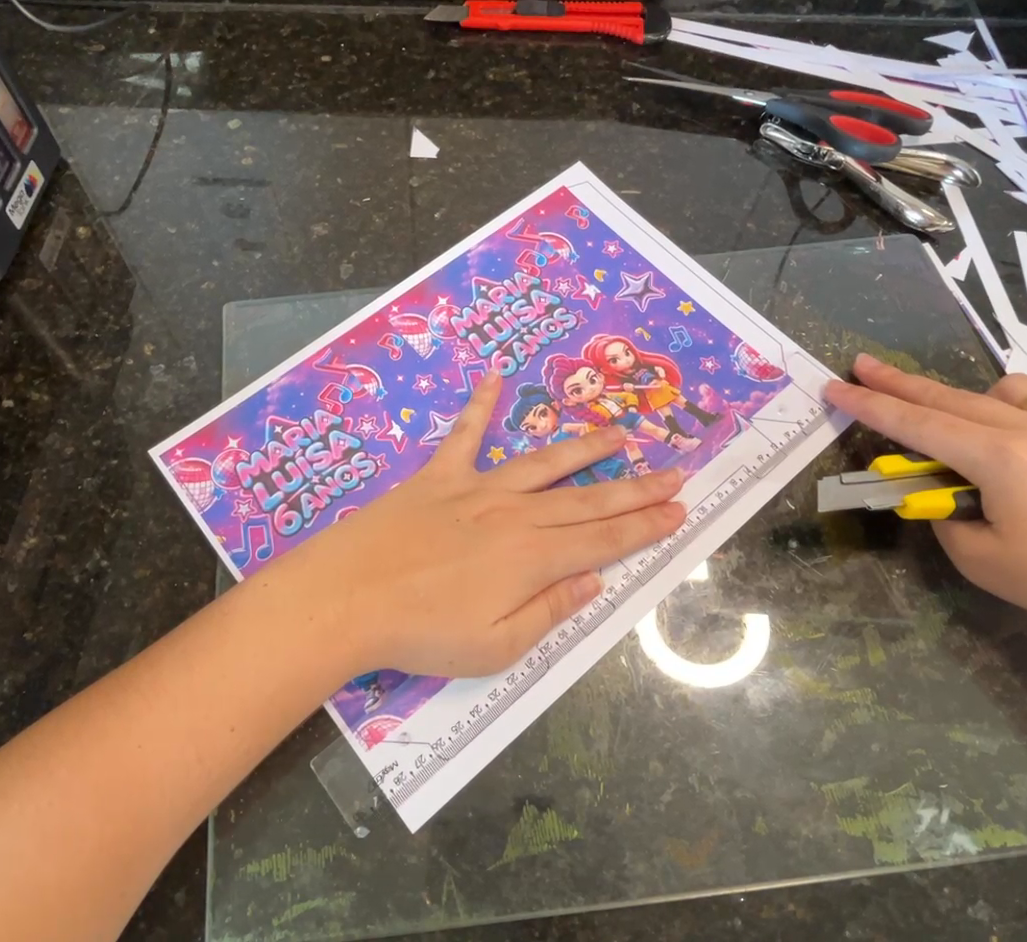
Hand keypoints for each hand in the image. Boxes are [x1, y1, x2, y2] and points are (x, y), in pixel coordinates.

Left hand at [265, 373, 686, 679]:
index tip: (680, 510)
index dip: (646, 526)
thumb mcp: (496, 647)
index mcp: (534, 558)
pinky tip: (495, 379)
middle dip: (636, 487)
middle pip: (588, 499)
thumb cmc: (421, 633)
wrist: (346, 597)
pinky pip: (464, 435)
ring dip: (585, 447)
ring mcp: (475, 489)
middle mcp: (515, 514)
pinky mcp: (436, 477)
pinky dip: (481, 406)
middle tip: (675, 470)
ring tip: (619, 430)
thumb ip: (549, 611)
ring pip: (543, 462)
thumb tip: (595, 580)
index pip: (605, 541)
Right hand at [822, 354, 1026, 650]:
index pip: (915, 424)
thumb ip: (947, 518)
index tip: (835, 387)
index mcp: (1001, 459)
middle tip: (860, 365)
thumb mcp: (983, 562)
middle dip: (899, 383)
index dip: (868, 405)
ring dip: (971, 401)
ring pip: (1006, 390)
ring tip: (965, 430)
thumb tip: (945, 493)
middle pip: (949, 396)